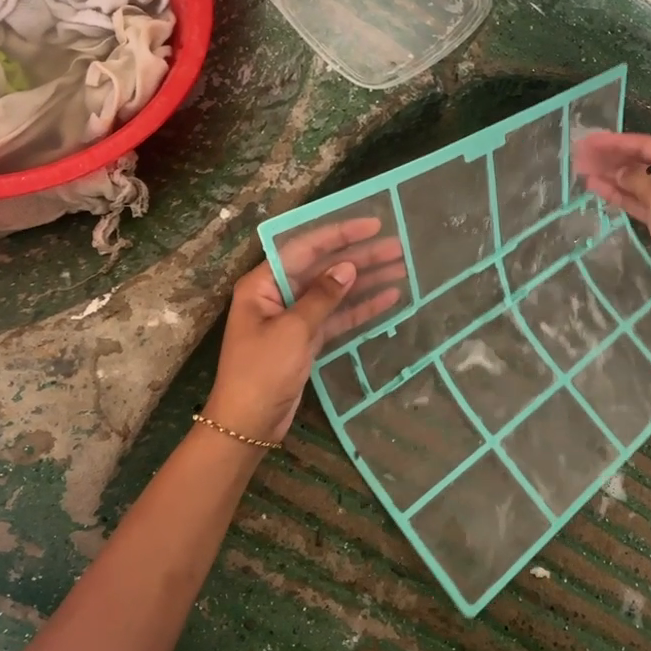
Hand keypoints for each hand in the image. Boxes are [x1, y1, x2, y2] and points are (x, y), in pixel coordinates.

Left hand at [205, 217, 404, 442]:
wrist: (247, 424)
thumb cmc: (262, 372)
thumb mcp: (293, 331)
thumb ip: (323, 297)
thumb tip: (348, 267)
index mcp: (264, 283)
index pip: (306, 248)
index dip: (341, 234)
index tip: (374, 225)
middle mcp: (279, 293)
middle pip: (325, 267)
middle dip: (361, 257)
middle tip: (398, 248)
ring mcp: (295, 317)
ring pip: (336, 290)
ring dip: (367, 280)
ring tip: (402, 269)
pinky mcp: (308, 338)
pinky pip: (339, 315)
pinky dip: (362, 308)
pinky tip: (390, 298)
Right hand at [573, 131, 650, 300]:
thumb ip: (639, 181)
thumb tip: (618, 170)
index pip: (649, 147)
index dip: (619, 143)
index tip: (593, 141)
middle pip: (641, 163)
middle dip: (611, 159)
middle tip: (581, 155)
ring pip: (637, 183)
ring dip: (611, 176)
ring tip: (583, 170)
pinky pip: (638, 201)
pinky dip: (619, 195)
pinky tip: (597, 187)